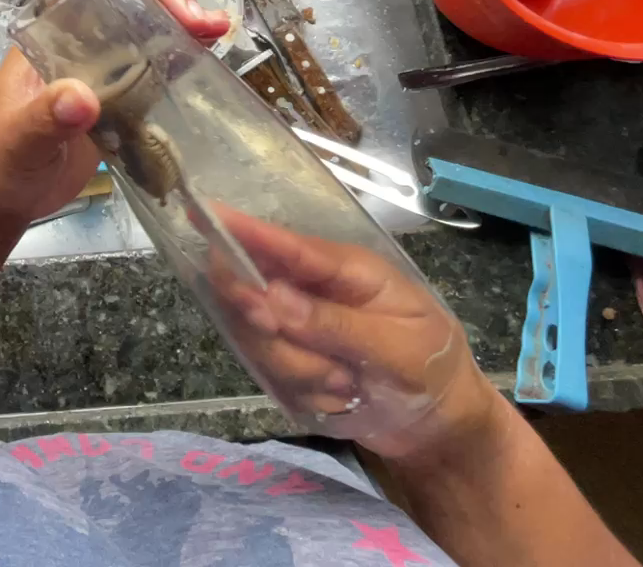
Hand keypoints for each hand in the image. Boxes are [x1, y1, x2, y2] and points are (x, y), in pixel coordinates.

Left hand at [0, 0, 228, 229]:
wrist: (2, 202)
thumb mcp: (17, 139)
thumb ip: (44, 119)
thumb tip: (82, 97)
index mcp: (45, 38)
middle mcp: (76, 45)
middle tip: (197, 18)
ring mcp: (101, 73)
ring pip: (146, 29)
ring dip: (182, 22)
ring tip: (217, 29)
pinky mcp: (121, 104)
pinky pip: (157, 70)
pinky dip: (184, 58)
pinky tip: (212, 56)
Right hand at [202, 210, 503, 461]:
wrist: (439, 428)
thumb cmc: (433, 370)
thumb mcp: (402, 348)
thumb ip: (338, 322)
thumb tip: (274, 297)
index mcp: (343, 268)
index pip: (285, 245)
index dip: (243, 229)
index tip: (203, 214)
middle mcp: (307, 287)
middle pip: (251, 287)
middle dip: (264, 317)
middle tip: (277, 329)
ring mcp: (291, 321)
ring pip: (254, 333)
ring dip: (295, 365)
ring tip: (343, 381)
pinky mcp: (282, 355)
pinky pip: (263, 366)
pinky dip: (297, 387)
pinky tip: (334, 393)